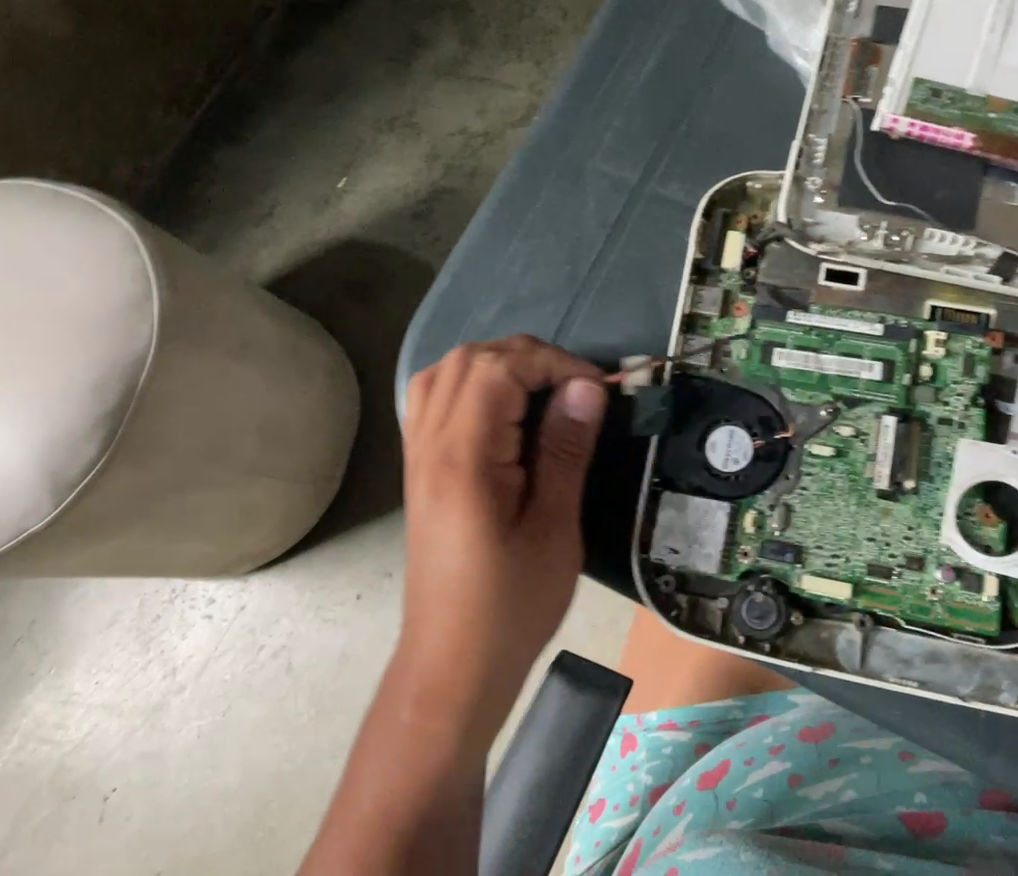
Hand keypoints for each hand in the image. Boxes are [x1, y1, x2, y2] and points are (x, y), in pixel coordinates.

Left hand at [299, 337, 605, 875]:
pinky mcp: (420, 469)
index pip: (500, 370)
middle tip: (578, 386)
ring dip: (497, 364)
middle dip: (529, 356)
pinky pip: (433, 398)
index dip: (553, 363)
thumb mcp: (555, 528)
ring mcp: (418, 455)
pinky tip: (503, 409)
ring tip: (544, 390)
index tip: (598, 388)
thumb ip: (565, 450)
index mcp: (465, 457)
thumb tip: (587, 386)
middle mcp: (431, 444)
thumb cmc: (512, 604)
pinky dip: (469, 384)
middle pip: (469, 359)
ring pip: (445, 371)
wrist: (454, 661)